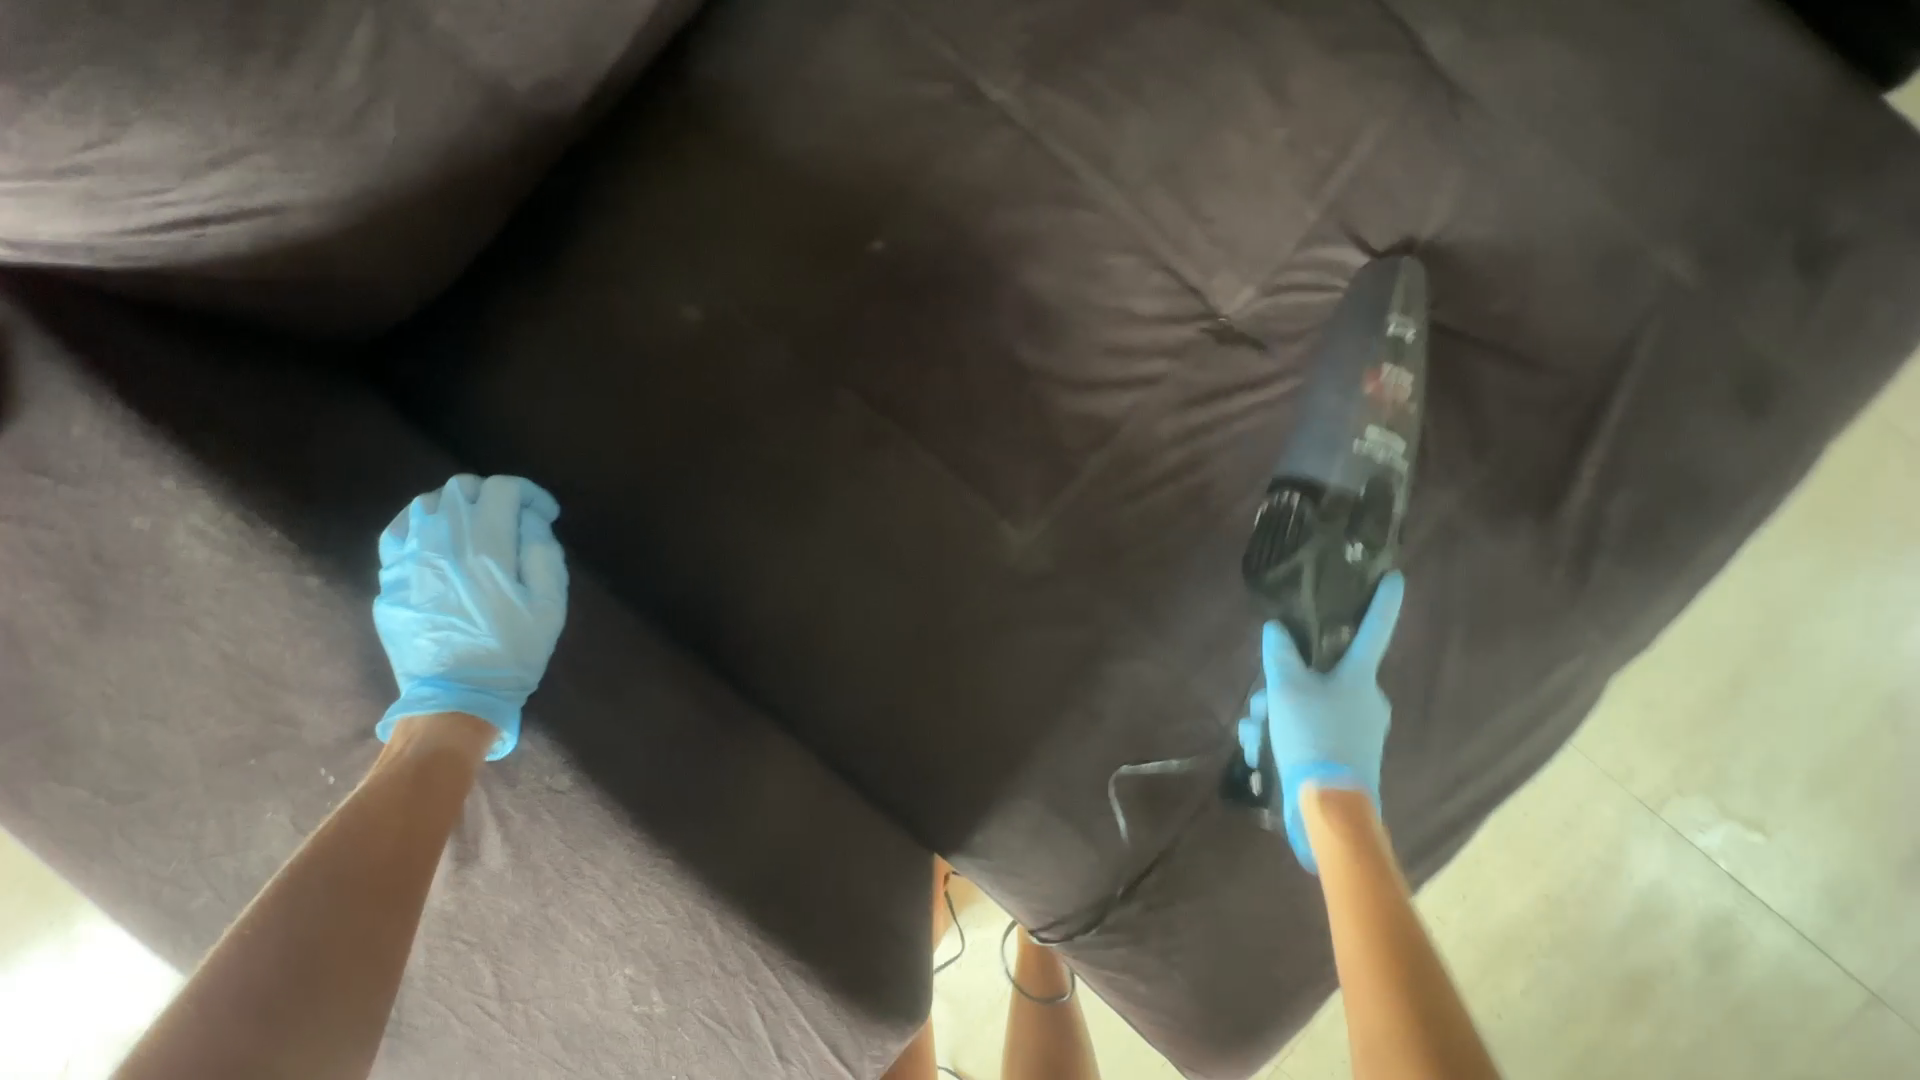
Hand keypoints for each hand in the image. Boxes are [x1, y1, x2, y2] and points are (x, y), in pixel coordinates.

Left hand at [373, 475, 568, 760]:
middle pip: (462, 488)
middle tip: (513, 520)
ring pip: (426, 504)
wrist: (454, 697)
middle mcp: (441, 541)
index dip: (530, 493)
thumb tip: (531, 521)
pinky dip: (422, 525)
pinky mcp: (388, 577)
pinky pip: (398, 531)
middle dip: (494, 495)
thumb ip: (545, 553)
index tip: (546, 514)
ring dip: (457, 507)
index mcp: (486, 546)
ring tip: (476, 529)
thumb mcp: (550, 606)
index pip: (503, 489)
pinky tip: (438, 543)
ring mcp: (408, 557)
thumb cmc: (512, 652)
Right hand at [1238, 571, 1404, 872]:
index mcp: (1360, 678)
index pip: (1373, 629)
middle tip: (1261, 706)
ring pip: (1306, 707)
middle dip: (1280, 687)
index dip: (1383, 601)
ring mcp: (1357, 733)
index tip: (1394, 576)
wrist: (1330, 810)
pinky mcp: (1344, 760)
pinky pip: (1308, 735)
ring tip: (1254, 737)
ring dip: (1273, 718)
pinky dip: (1280, 740)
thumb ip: (1280, 654)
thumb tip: (1278, 629)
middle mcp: (1366, 701)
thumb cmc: (1314, 737)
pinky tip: (1259, 756)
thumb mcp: (1286, 690)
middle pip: (1320, 676)